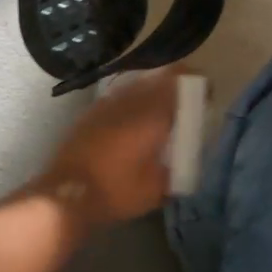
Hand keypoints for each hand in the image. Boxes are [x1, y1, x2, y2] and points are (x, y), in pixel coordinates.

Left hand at [38, 68, 188, 232]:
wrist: (67, 193)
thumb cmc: (117, 191)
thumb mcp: (158, 188)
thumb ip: (176, 170)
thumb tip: (183, 162)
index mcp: (151, 113)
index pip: (178, 81)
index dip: (194, 82)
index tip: (205, 92)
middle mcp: (129, 100)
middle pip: (157, 79)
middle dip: (174, 86)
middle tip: (184, 103)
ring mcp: (105, 104)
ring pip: (135, 86)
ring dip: (151, 92)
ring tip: (159, 111)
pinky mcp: (89, 113)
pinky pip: (118, 98)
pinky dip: (130, 103)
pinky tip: (131, 121)